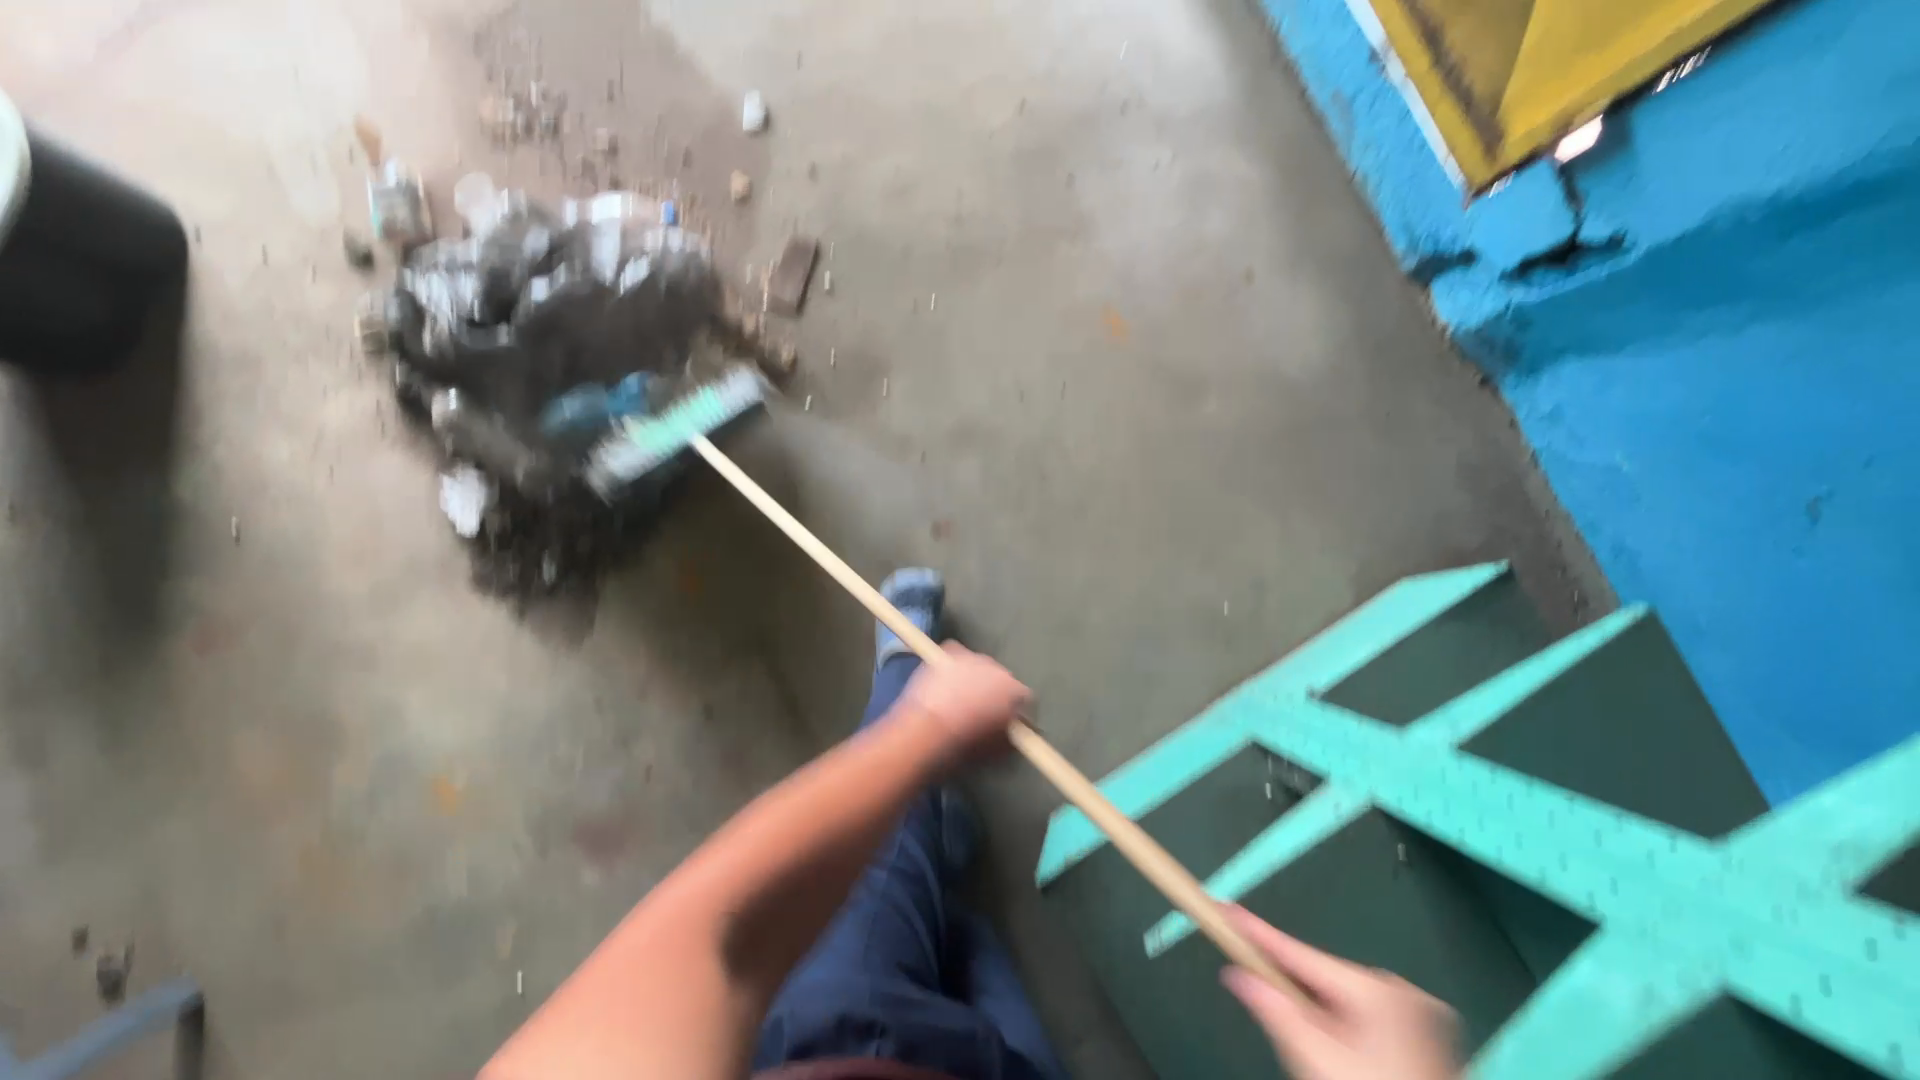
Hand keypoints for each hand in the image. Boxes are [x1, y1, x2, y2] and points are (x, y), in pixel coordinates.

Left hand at [894, 644, 1029, 764]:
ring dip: (974, 677)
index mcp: (1016, 692)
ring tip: (959, 695)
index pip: (1024, 699)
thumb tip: (1012, 730)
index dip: (1015, 710)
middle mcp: (1000, 670)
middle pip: (1002, 679)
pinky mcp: (952, 651)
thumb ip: (1012, 733)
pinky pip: (957, 654)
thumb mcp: (998, 746)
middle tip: (980, 709)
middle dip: (994, 692)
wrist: (930, 728)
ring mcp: (975, 658)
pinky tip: (946, 677)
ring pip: (979, 666)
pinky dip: (954, 664)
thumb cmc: (966, 742)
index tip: (1006, 721)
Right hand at [1220, 907, 1458, 1079]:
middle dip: (1293, 988)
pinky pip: (1368, 1017)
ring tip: (1310, 1049)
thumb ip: (1273, 1009)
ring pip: (1345, 999)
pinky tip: (1338, 1052)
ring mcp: (1421, 1015)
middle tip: (1263, 1000)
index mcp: (1377, 991)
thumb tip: (1237, 972)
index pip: (1302, 954)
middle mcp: (1402, 992)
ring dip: (1317, 1010)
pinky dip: (1343, 1025)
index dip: (1258, 932)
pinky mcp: (1427, 1037)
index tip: (1226, 909)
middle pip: (1324, 979)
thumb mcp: (1313, 1059)